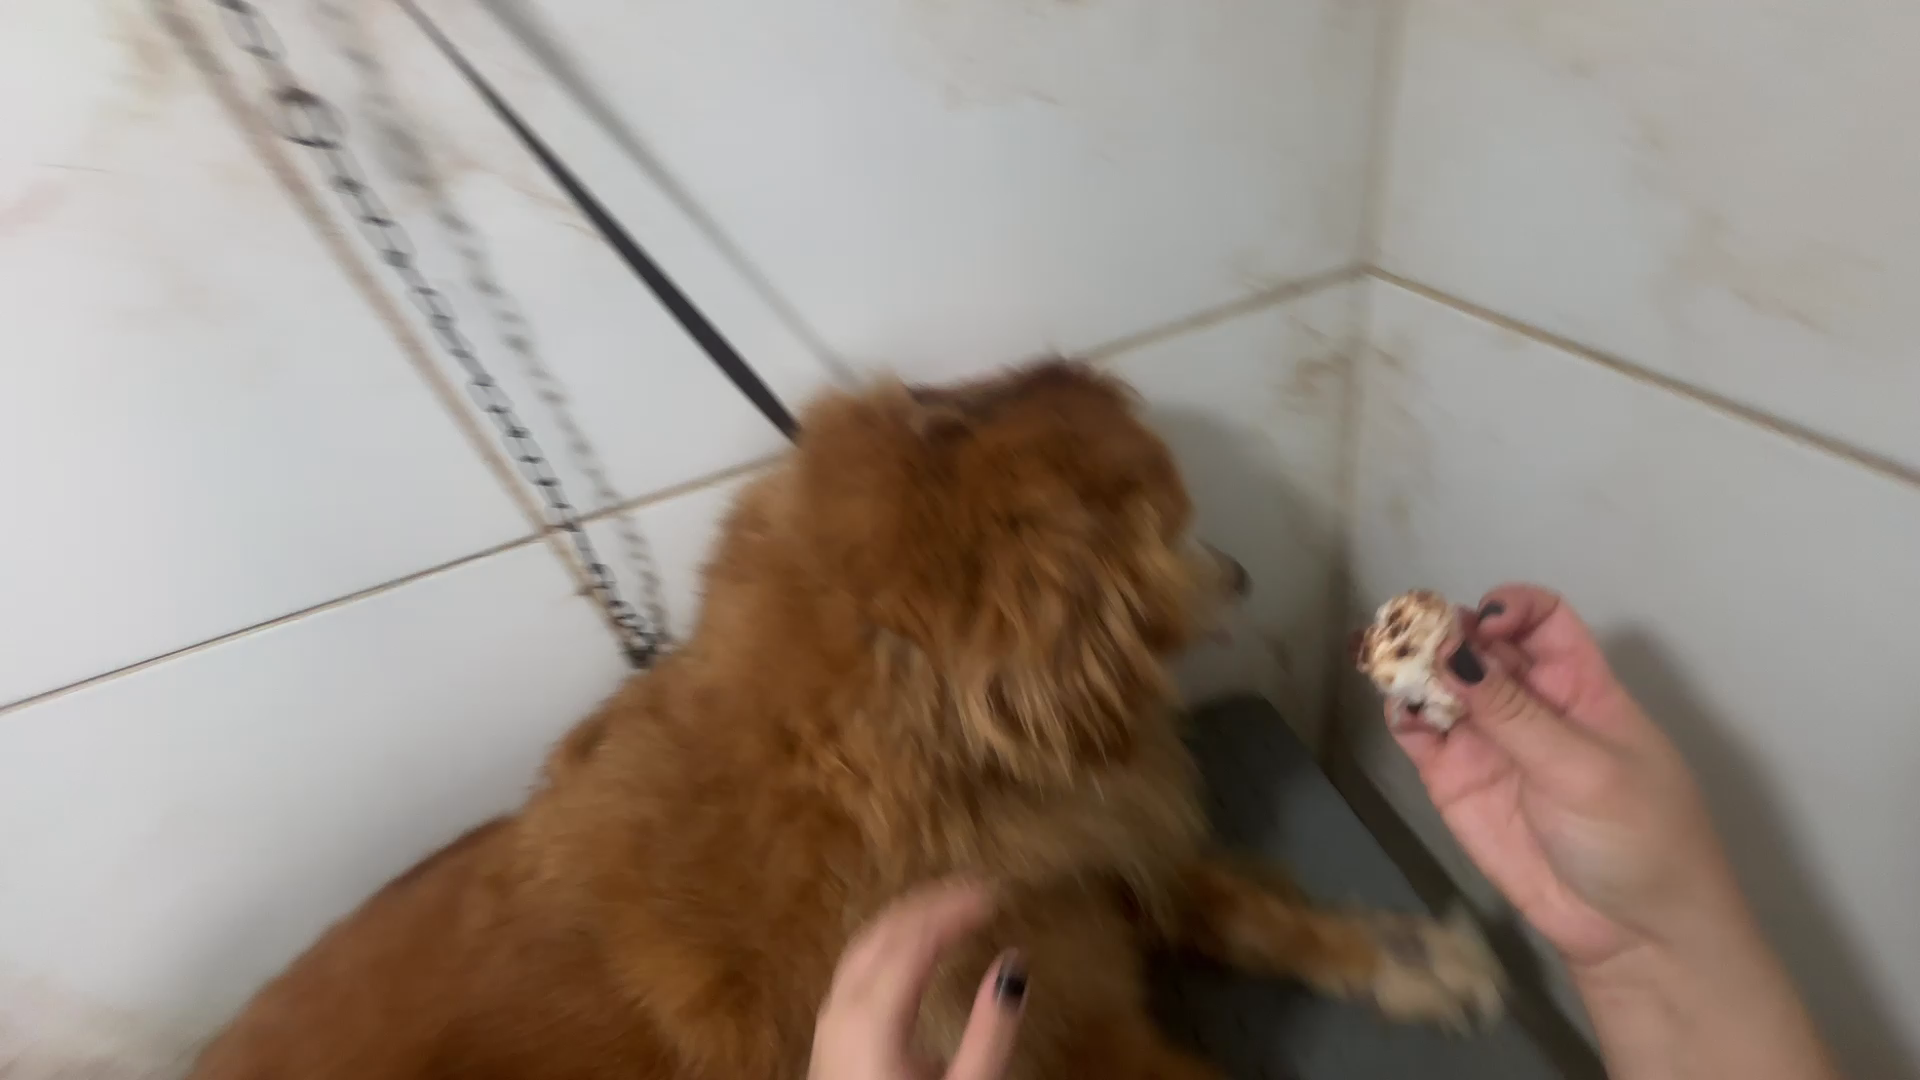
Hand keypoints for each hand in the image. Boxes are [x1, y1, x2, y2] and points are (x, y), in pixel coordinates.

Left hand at [809, 881, 1026, 1079]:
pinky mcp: (828, 1034)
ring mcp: (829, 1019)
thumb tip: (1014, 967)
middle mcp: (843, 1008)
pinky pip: (857, 961)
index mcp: (875, 1018)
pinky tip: (912, 945)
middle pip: (888, 928)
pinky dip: (889, 937)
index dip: (957, 907)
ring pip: (866, 940)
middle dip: (934, 900)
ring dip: (909, 914)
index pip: (919, 937)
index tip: (997, 893)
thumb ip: (991, 1033)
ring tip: (951, 905)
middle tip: (979, 889)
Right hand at [1387, 585, 1744, 971]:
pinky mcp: (1449, 772)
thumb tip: (1449, 651)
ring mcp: (1482, 736)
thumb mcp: (1584, 768)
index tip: (1478, 623)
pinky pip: (1414, 728)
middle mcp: (1523, 701)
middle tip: (1406, 635)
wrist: (1628, 935)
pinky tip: (1400, 713)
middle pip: (1474, 642)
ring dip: (1407, 666)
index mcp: (1577, 686)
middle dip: (1440, 631)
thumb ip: (1511, 711)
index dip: (1509, 607)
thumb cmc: (1638, 840)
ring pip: (1435, 681)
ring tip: (1382, 661)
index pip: (1541, 620)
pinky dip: (1399, 712)